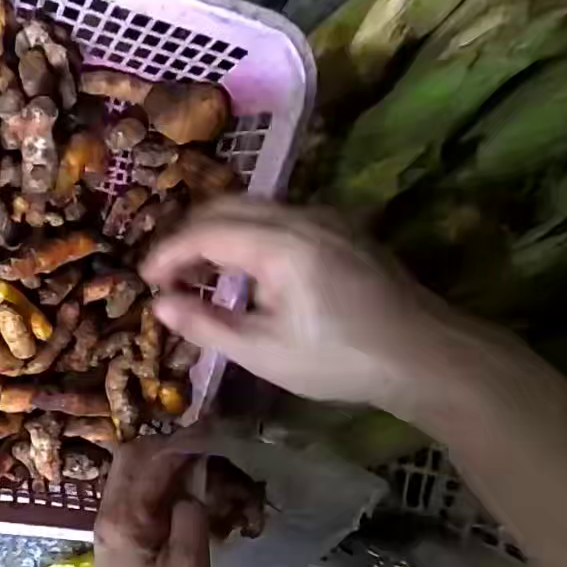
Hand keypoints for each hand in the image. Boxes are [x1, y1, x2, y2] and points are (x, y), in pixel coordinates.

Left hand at [88, 437, 210, 566]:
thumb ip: (191, 515)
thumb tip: (194, 480)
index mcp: (125, 515)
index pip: (152, 459)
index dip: (184, 441)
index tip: (213, 430)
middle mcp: (109, 510)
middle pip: (132, 457)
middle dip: (168, 445)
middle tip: (205, 447)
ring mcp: (108, 522)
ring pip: (131, 473)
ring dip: (162, 463)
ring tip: (199, 467)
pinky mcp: (115, 536)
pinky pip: (134, 494)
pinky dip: (157, 484)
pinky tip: (183, 496)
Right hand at [141, 197, 530, 417]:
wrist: (422, 354)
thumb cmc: (338, 359)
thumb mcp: (262, 352)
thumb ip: (206, 325)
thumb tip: (159, 305)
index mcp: (279, 244)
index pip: (204, 232)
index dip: (167, 253)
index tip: (144, 281)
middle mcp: (300, 216)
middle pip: (226, 207)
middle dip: (187, 236)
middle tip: (165, 274)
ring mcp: (325, 218)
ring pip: (253, 207)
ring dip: (216, 232)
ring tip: (197, 272)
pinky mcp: (340, 229)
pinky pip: (278, 217)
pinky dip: (245, 234)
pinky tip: (243, 269)